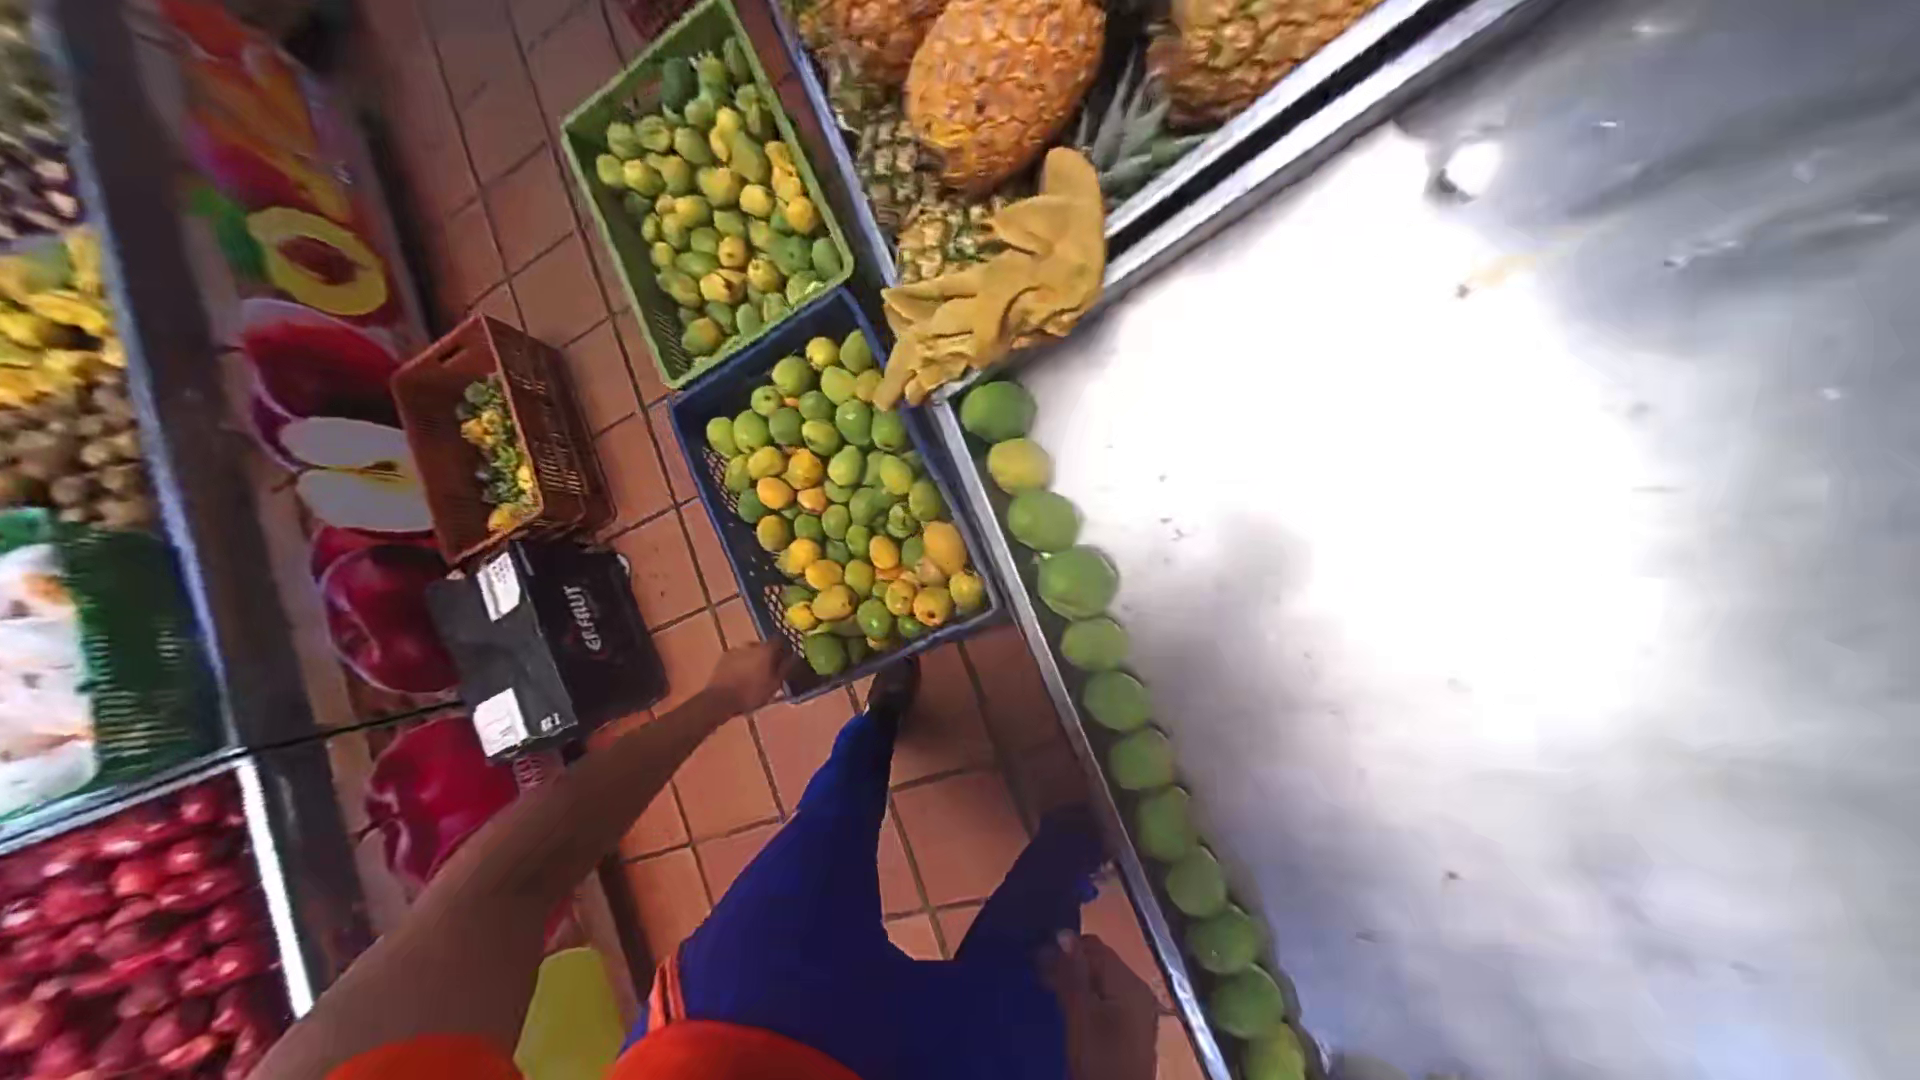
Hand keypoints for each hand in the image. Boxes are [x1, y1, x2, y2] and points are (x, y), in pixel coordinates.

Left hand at [704, 640, 792, 714]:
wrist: (719, 700)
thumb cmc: (751, 693)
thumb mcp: (774, 684)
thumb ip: (786, 668)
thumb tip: (795, 657)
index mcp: (766, 649)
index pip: (780, 640)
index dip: (784, 649)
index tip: (785, 661)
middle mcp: (751, 644)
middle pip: (765, 646)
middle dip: (768, 656)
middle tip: (770, 671)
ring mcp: (736, 649)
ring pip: (751, 651)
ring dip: (754, 660)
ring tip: (754, 676)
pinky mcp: (724, 657)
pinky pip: (738, 657)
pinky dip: (742, 664)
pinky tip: (741, 677)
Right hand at [1041, 932, 1159, 1079]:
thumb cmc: (1100, 1062)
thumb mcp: (1081, 1015)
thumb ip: (1073, 973)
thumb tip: (1063, 933)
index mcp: (1130, 982)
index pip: (1094, 947)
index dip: (1065, 947)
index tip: (1037, 956)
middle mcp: (1138, 990)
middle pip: (1099, 962)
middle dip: (1070, 964)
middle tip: (1039, 973)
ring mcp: (1137, 1011)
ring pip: (1101, 981)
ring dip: (1076, 981)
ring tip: (1049, 989)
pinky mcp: (1131, 1030)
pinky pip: (1106, 999)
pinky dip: (1087, 998)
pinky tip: (1069, 1009)